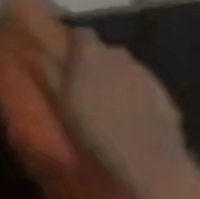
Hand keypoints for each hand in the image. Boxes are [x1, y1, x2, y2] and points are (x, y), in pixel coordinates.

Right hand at [60, 27, 188, 194]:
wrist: (150, 165)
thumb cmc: (96, 133)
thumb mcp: (63, 105)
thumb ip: (49, 74)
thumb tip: (36, 52)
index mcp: (92, 53)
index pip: (80, 34)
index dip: (73, 44)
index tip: (66, 60)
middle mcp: (119, 54)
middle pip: (103, 51)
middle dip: (94, 64)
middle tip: (85, 89)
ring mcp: (144, 73)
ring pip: (124, 69)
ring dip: (116, 81)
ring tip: (108, 108)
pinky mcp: (163, 94)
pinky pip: (143, 89)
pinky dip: (136, 98)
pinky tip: (132, 122)